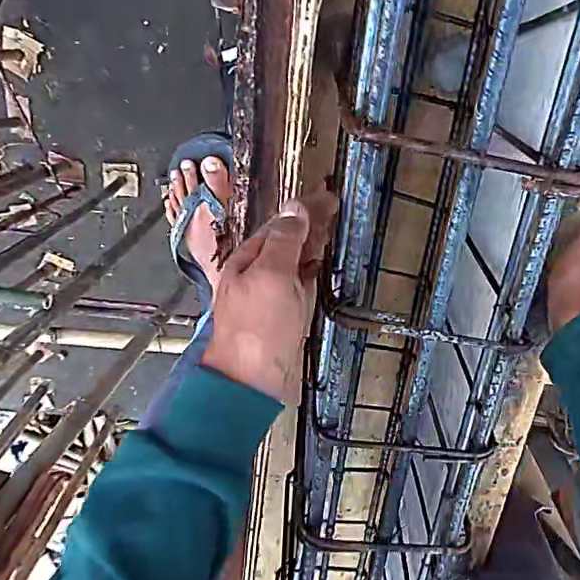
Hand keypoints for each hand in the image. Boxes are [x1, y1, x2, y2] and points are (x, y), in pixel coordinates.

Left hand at [201, 190, 337, 403]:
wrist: (252, 382)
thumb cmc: (257, 328)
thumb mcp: (271, 274)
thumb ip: (283, 240)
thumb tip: (295, 209)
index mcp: (245, 259)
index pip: (277, 223)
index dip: (302, 208)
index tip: (327, 197)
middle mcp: (254, 274)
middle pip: (284, 240)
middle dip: (307, 222)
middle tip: (334, 209)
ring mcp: (268, 295)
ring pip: (291, 260)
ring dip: (309, 243)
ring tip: (330, 230)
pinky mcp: (281, 315)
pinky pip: (296, 283)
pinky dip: (309, 269)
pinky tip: (318, 266)